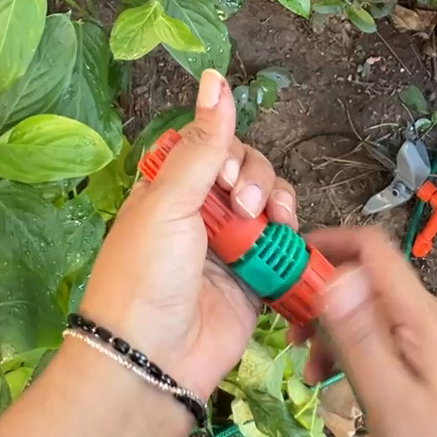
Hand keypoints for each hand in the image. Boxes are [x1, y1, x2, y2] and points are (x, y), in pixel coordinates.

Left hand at [79, 69, 297, 398]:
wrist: (156, 360)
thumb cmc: (149, 271)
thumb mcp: (169, 198)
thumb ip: (204, 142)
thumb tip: (215, 76)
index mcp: (168, 186)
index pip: (209, 144)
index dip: (223, 149)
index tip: (222, 172)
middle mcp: (199, 209)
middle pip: (244, 166)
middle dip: (252, 176)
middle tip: (242, 204)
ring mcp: (229, 241)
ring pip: (267, 197)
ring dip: (274, 199)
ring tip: (269, 220)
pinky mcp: (255, 271)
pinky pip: (281, 238)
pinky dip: (288, 232)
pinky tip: (285, 233)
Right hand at [301, 228, 436, 436]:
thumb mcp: (390, 401)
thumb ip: (359, 335)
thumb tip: (333, 273)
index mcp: (422, 315)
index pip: (372, 248)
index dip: (327, 242)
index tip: (286, 264)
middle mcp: (429, 317)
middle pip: (366, 279)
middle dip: (322, 296)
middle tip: (290, 333)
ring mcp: (432, 343)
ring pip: (370, 312)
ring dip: (333, 331)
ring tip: (309, 371)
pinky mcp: (430, 369)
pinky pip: (383, 341)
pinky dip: (353, 353)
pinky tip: (336, 384)